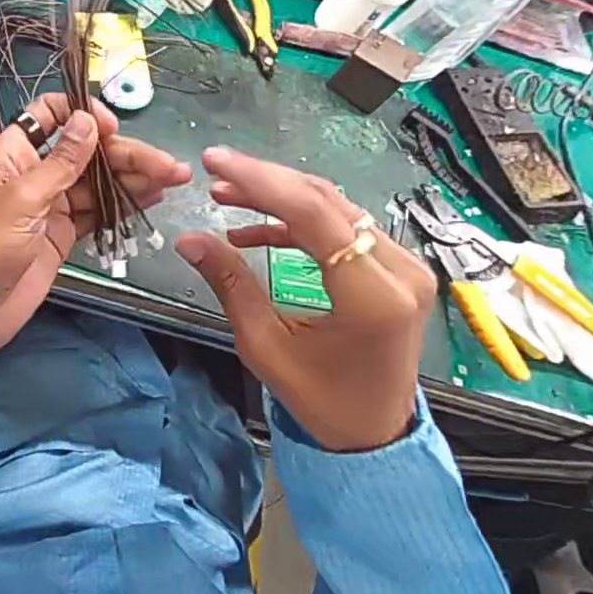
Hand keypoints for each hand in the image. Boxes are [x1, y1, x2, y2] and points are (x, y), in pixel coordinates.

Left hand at [0, 91, 190, 355]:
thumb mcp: (21, 201)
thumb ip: (60, 163)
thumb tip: (88, 120)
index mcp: (15, 155)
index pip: (49, 114)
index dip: (81, 114)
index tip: (112, 128)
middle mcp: (35, 174)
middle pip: (86, 151)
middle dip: (127, 154)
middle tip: (170, 166)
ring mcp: (52, 205)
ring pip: (99, 181)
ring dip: (135, 178)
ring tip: (175, 178)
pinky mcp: (64, 233)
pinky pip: (99, 212)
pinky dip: (125, 205)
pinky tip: (153, 197)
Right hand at [174, 147, 436, 450]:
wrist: (372, 431)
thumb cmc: (319, 397)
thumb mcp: (264, 344)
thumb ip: (230, 283)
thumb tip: (189, 238)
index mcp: (372, 296)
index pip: (313, 215)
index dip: (260, 182)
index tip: (214, 162)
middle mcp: (399, 270)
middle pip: (326, 202)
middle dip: (264, 181)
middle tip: (214, 170)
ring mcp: (403, 267)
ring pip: (334, 208)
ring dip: (277, 196)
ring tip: (225, 193)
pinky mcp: (393, 269)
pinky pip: (340, 229)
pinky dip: (295, 222)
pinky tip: (252, 229)